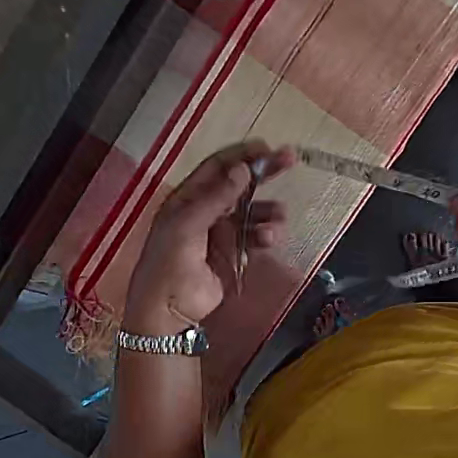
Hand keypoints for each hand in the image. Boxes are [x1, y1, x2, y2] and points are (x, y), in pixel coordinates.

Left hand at [124, 141, 292, 334]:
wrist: (167, 310)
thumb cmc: (169, 264)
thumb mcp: (187, 226)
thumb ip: (216, 198)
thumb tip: (242, 169)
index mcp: (187, 198)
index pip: (217, 167)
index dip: (241, 155)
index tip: (267, 147)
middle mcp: (205, 211)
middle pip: (238, 185)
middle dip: (263, 173)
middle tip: (289, 160)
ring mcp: (220, 233)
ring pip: (250, 213)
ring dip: (266, 211)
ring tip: (279, 216)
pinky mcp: (231, 255)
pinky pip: (253, 237)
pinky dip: (263, 235)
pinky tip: (269, 238)